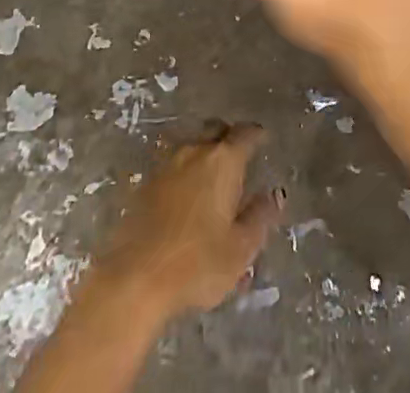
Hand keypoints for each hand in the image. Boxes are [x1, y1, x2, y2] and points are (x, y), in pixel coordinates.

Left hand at [92, 122, 284, 318]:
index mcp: (223, 162)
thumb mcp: (241, 247)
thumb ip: (260, 216)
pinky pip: (172, 169)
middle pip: (214, 130)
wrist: (134, 280)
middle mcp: (193, 154)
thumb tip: (275, 194)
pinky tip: (188, 198)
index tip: (264, 139)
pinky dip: (185, 175)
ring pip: (191, 148)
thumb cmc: (197, 263)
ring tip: (214, 178)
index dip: (257, 135)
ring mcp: (164, 168)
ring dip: (204, 155)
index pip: (245, 134)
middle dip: (228, 136)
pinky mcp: (143, 187)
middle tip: (239, 153)